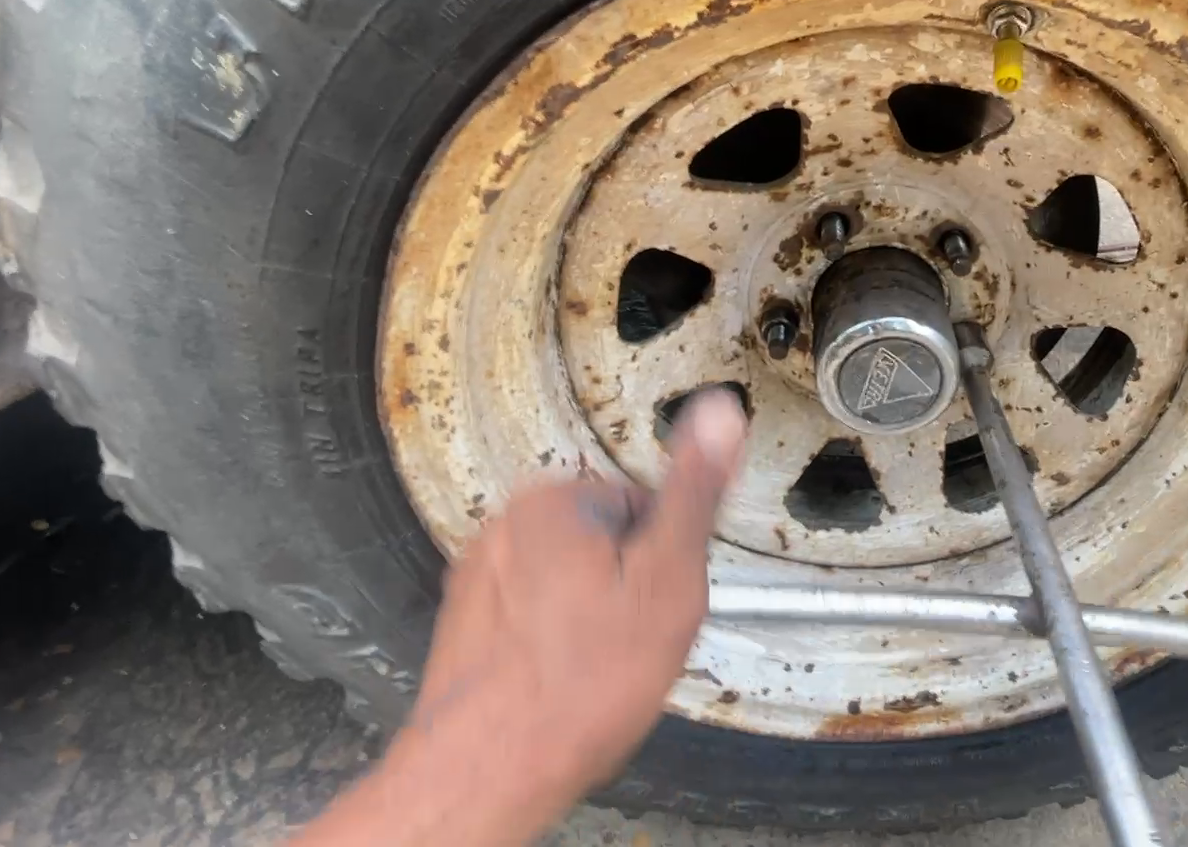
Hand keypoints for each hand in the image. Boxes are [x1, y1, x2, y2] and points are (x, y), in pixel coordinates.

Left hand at [291, 390, 746, 846]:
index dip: (663, 561)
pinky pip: (535, 609)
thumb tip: (720, 411)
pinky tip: (561, 677)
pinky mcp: (466, 617)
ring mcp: (480, 572)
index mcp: (556, 499)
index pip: (644, 507)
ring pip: (573, 578)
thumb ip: (694, 493)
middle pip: (607, 539)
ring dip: (593, 613)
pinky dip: (555, 636)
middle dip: (628, 585)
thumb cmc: (584, 680)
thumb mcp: (667, 578)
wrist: (484, 777)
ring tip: (592, 666)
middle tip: (628, 640)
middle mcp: (508, 522)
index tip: (653, 606)